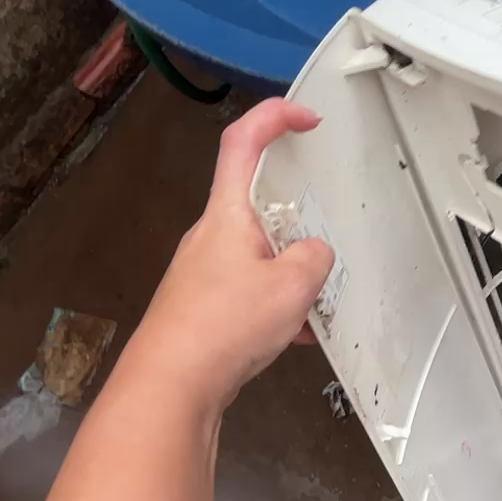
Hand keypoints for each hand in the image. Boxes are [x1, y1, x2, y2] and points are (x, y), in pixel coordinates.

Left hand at [116, 98, 334, 413]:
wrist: (173, 382)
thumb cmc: (228, 322)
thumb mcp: (293, 285)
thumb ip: (315, 258)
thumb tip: (315, 254)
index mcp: (228, 214)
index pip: (243, 143)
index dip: (274, 118)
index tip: (309, 118)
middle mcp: (213, 234)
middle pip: (262, 205)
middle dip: (301, 221)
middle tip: (329, 241)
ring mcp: (208, 269)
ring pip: (265, 253)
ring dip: (295, 272)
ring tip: (316, 305)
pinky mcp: (209, 302)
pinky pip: (256, 287)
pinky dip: (282, 303)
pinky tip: (296, 334)